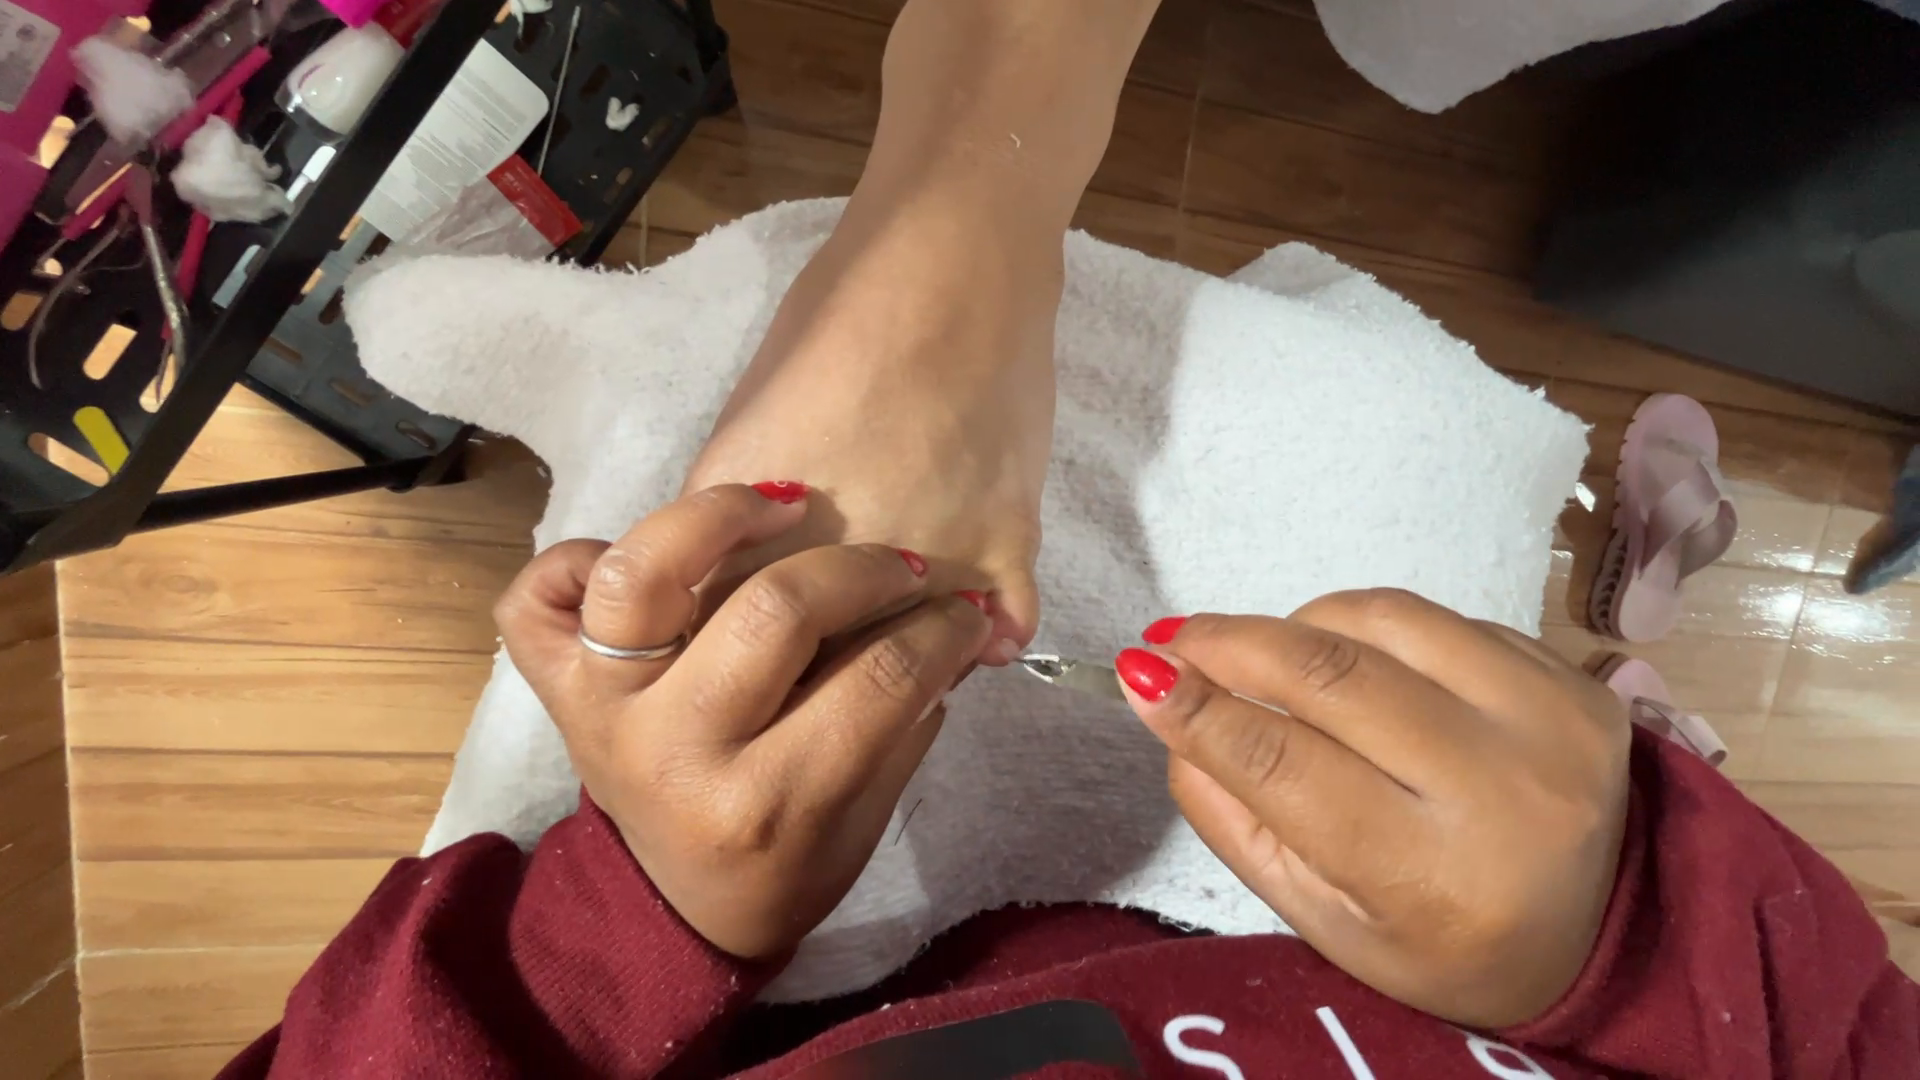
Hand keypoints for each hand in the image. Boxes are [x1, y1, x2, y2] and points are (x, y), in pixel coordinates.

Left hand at [495, 483, 992, 958]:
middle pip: (778, 611)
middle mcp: (675, 753)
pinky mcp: (559, 693)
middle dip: (868, 570)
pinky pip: (536, 601)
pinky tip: (658, 555)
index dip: (943, 629)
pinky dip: (580, 558)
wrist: (684, 910)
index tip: (964, 610)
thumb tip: (959, 625)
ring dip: (724, 515)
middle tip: (904, 566)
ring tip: (786, 502)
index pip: (882, 680)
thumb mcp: (870, 807)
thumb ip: (913, 713)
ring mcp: (602, 713)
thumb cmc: (794, 862)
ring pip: (644, 574)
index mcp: (769, 803)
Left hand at [680, 196, 1058, 665]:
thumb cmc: (835, 320)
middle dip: (832, 684)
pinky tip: (983, 619)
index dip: (757, 671)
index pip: (733, 652)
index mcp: (750, 536)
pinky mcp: (1008, 544)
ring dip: (915, 668)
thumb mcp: (747, 426)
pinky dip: (988, 635)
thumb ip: (730, 528)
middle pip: (824, 678)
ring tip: (920, 639)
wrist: (947, 263)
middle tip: (851, 663)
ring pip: (916, 673)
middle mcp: (832, 565)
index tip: (777, 668)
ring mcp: (927, 562)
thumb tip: (740, 597)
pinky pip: (998, 632)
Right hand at [1118, 590, 1632, 1026]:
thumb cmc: (1427, 935)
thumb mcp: (1309, 910)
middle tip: (1174, 639)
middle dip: (1228, 642)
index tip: (1136, 668)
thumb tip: (1166, 702)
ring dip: (1293, 625)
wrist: (1598, 931)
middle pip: (1327, 674)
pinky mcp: (1568, 675)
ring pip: (1375, 618)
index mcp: (1432, 878)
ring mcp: (1552, 719)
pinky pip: (1426, 616)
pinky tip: (1355, 668)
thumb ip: (1225, 810)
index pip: (1283, 765)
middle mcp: (1506, 790)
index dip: (1198, 708)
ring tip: (1268, 659)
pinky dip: (1359, 628)